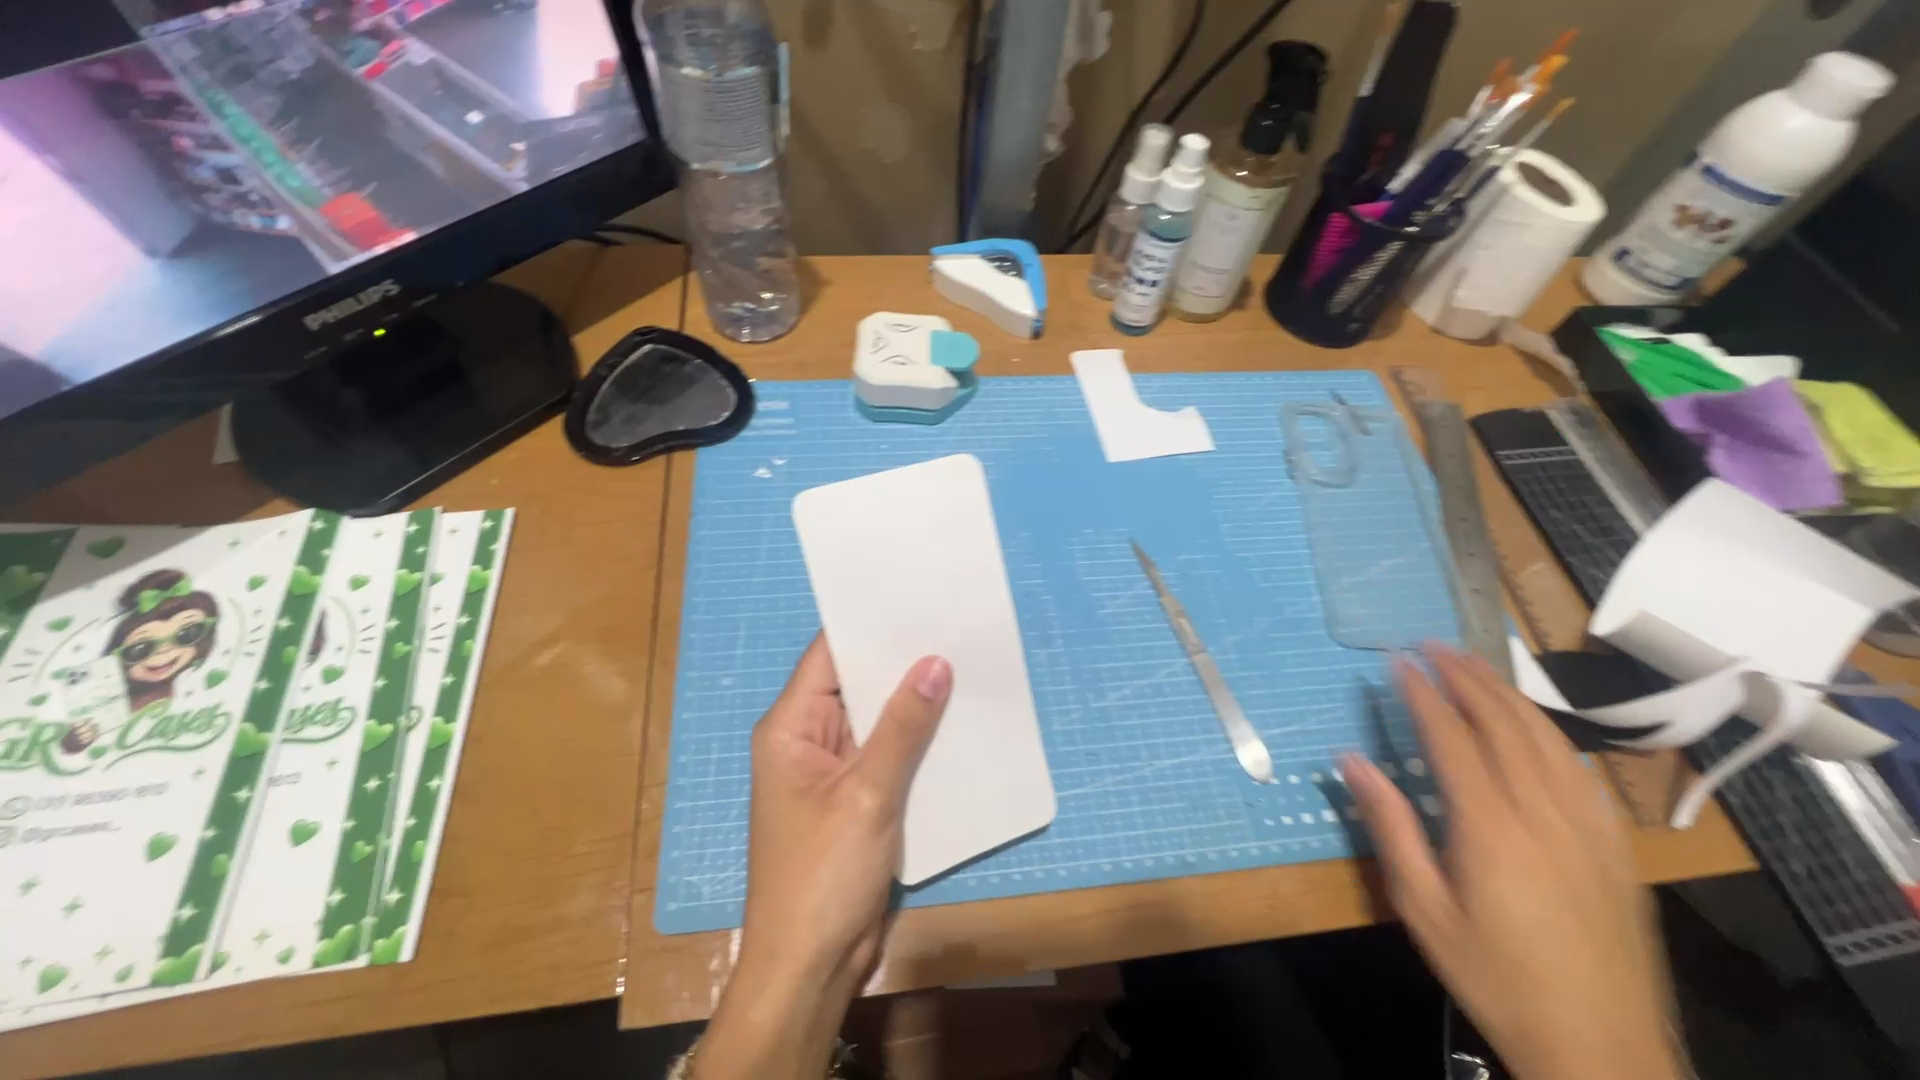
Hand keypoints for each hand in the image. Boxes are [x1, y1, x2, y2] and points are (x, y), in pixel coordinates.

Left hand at [692, 637, 951, 1079]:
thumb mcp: (868, 794)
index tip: (917, 599)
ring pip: (876, 723)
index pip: (828, 656)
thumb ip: (903, 727)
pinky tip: (958, 727)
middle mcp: (807, 742)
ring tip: (968, 667)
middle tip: (956, 628)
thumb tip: (935, 663)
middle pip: (855, 687)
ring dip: (914, 705)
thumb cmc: (823, 875)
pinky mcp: (855, 803)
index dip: (870, 626)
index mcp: (790, 728)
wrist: (811, 965)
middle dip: (901, 663)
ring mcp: (832, 774)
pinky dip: (916, 744)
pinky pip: (887, 758)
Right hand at [1343, 645, 1684, 1079]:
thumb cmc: (1494, 976)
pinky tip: (1532, 724)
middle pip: (1503, 723)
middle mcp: (1543, 810)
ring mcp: (1587, 823)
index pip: (1452, 737)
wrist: (1599, 1042)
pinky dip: (1548, 731)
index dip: (1423, 693)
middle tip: (1434, 644)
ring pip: (1546, 737)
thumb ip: (1390, 827)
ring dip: (1507, 693)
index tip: (1399, 660)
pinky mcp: (1615, 842)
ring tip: (1475, 664)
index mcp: (1490, 825)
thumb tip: (1353, 761)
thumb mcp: (1422, 908)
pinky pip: (1580, 768)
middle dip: (1466, 677)